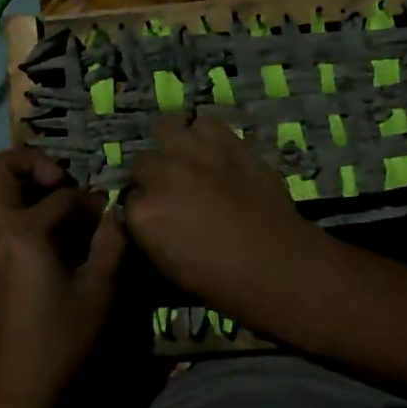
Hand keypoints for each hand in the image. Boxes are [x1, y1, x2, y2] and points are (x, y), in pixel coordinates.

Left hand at [0, 147, 124, 407]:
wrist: (16, 391)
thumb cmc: (62, 340)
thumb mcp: (100, 290)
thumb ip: (111, 242)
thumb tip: (115, 212)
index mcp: (23, 233)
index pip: (61, 196)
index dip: (90, 201)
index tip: (106, 216)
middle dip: (28, 164)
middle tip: (57, 185)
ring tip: (26, 205)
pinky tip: (1, 241)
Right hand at [123, 116, 321, 298]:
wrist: (278, 265)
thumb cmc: (222, 283)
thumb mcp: (168, 269)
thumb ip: (150, 236)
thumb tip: (148, 219)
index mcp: (144, 214)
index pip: (128, 200)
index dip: (143, 207)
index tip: (155, 217)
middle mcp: (165, 175)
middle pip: (143, 162)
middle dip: (153, 176)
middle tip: (173, 191)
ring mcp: (199, 155)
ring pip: (168, 129)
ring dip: (173, 144)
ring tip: (186, 159)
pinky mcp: (231, 144)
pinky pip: (206, 124)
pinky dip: (205, 134)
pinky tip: (212, 150)